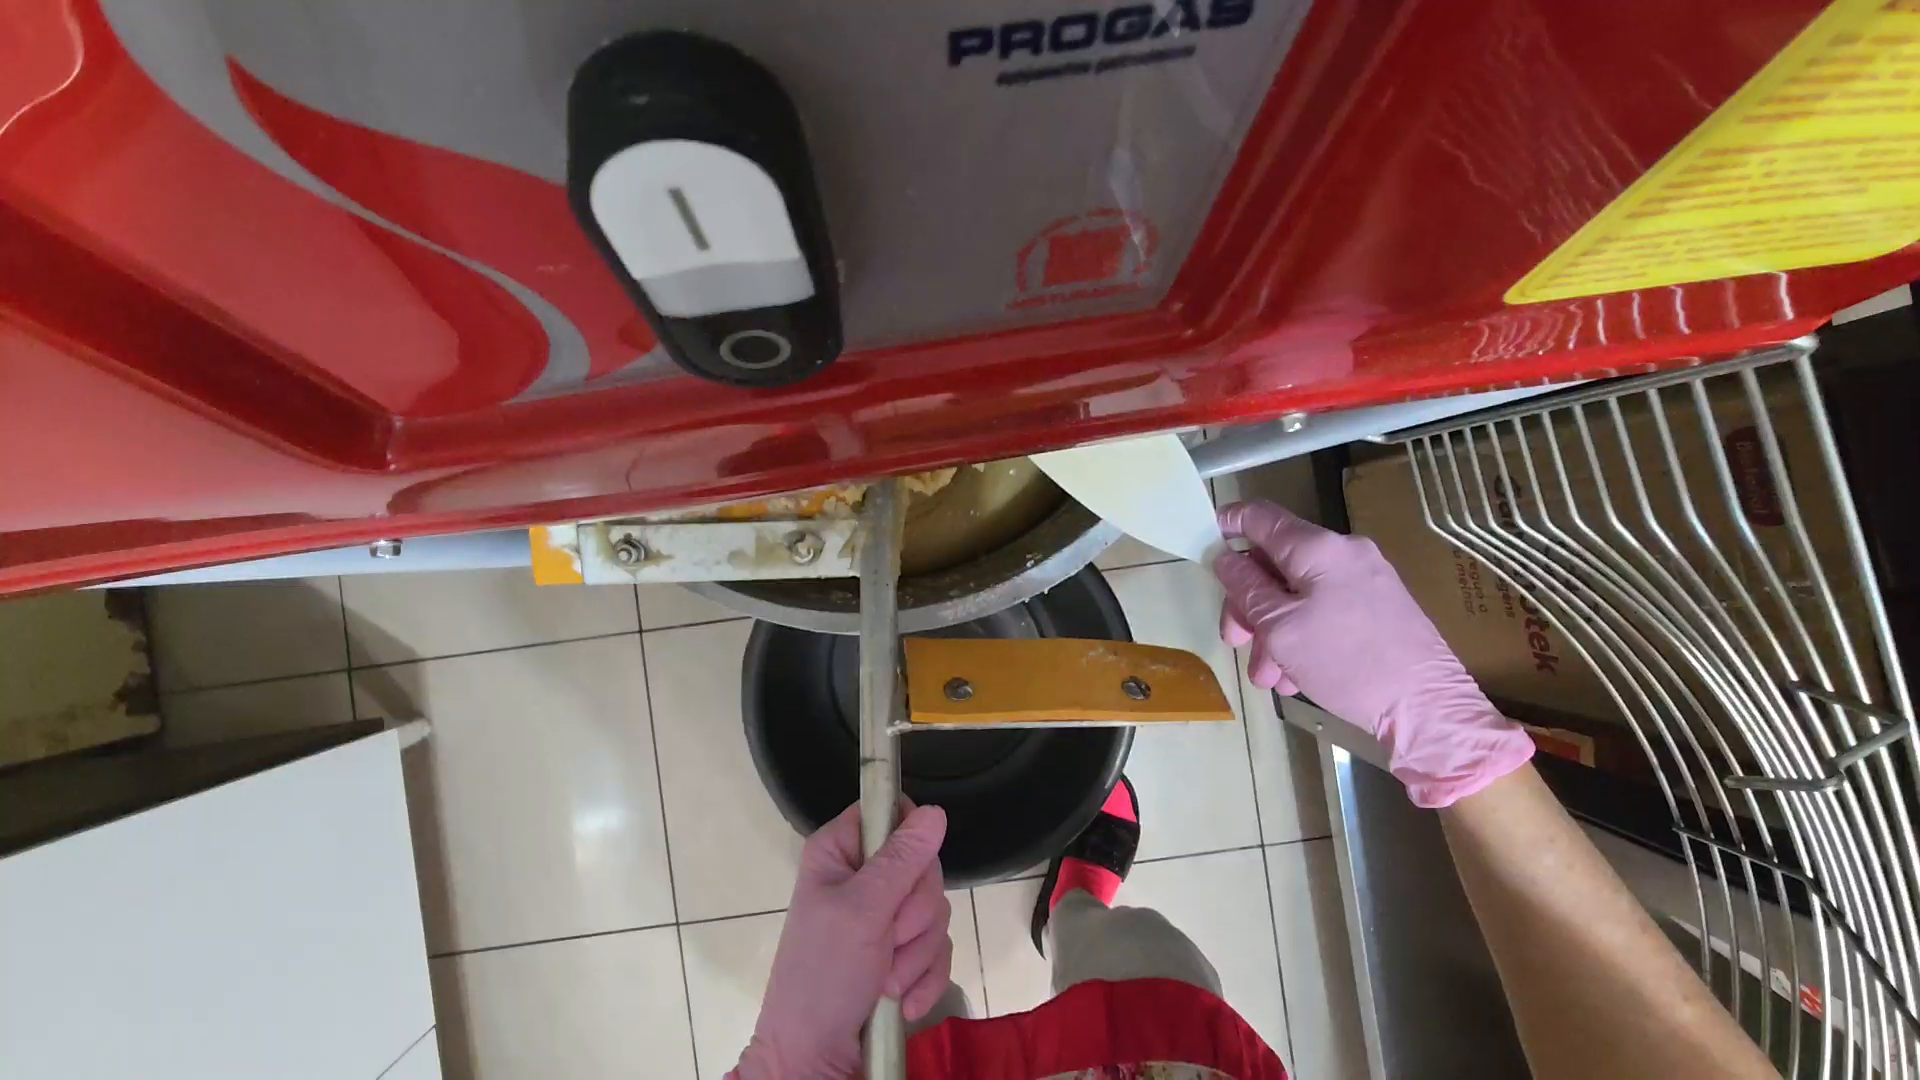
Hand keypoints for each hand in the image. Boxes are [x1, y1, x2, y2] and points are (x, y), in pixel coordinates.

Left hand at [731, 801, 951, 1079]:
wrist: (814, 1061)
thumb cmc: (823, 978)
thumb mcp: (861, 912)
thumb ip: (901, 861)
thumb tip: (935, 812)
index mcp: (841, 851)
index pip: (891, 811)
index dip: (910, 838)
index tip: (908, 873)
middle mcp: (864, 876)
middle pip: (923, 863)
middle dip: (914, 913)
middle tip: (888, 939)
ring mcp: (884, 916)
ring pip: (935, 908)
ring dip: (917, 953)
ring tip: (886, 980)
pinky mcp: (903, 952)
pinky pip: (939, 947)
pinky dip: (925, 977)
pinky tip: (901, 1000)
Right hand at [1213, 500, 1532, 807]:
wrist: (1428, 709)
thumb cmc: (1347, 663)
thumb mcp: (1280, 628)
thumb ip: (1246, 588)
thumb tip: (1226, 559)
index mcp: (1319, 548)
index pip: (1261, 516)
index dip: (1226, 524)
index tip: (1203, 544)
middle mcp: (1344, 554)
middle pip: (1275, 564)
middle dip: (1248, 604)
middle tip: (1236, 642)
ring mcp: (1365, 581)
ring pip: (1296, 594)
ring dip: (1272, 632)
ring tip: (1269, 677)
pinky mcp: (1378, 609)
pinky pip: (1323, 611)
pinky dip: (1300, 637)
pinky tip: (1295, 677)